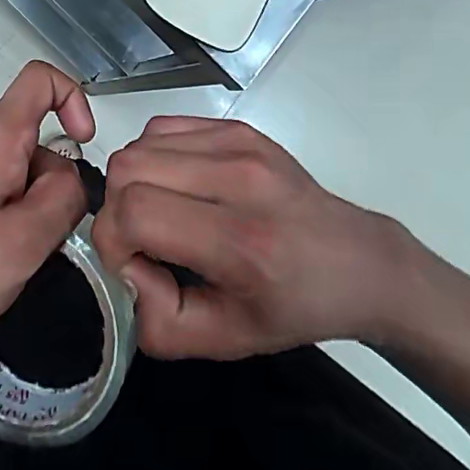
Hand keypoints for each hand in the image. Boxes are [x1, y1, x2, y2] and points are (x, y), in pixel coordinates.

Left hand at [0, 61, 95, 393]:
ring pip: (13, 172)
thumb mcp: (24, 243)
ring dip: (30, 208)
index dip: (74, 99)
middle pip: (32, 137)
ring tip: (11, 261)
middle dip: (54, 180)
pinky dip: (5, 221)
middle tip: (43, 239)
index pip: (40, 80)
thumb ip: (64, 197)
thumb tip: (71, 176)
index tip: (85, 147)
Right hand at [92, 117, 422, 359]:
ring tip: (162, 214)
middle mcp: (241, 178)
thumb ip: (156, 321)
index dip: (114, 242)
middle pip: (128, 168)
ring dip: (133, 183)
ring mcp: (242, 144)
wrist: (355, 262)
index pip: (136, 212)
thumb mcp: (224, 341)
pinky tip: (178, 187)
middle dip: (116, 210)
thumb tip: (124, 268)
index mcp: (241, 240)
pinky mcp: (240, 128)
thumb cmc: (293, 306)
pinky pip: (164, 129)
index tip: (133, 266)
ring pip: (141, 145)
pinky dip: (154, 159)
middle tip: (142, 240)